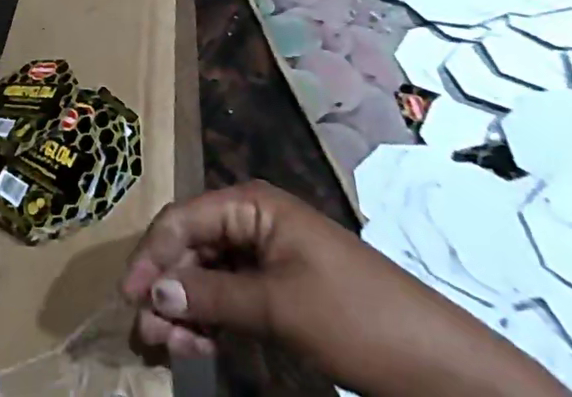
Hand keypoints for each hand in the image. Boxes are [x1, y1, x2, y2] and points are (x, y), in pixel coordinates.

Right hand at [120, 180, 571, 396]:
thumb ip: (211, 294)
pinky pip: (229, 297)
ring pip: (206, 276)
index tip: (128, 295)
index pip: (183, 219)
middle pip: (191, 248)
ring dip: (185, 310)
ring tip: (169, 348)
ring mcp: (267, 257)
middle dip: (167, 289)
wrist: (442, 366)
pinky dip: (210, 321)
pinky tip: (198, 346)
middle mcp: (254, 222)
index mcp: (254, 205)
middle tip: (146, 333)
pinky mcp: (279, 291)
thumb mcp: (278, 305)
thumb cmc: (356, 317)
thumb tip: (152, 292)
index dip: (152, 255)